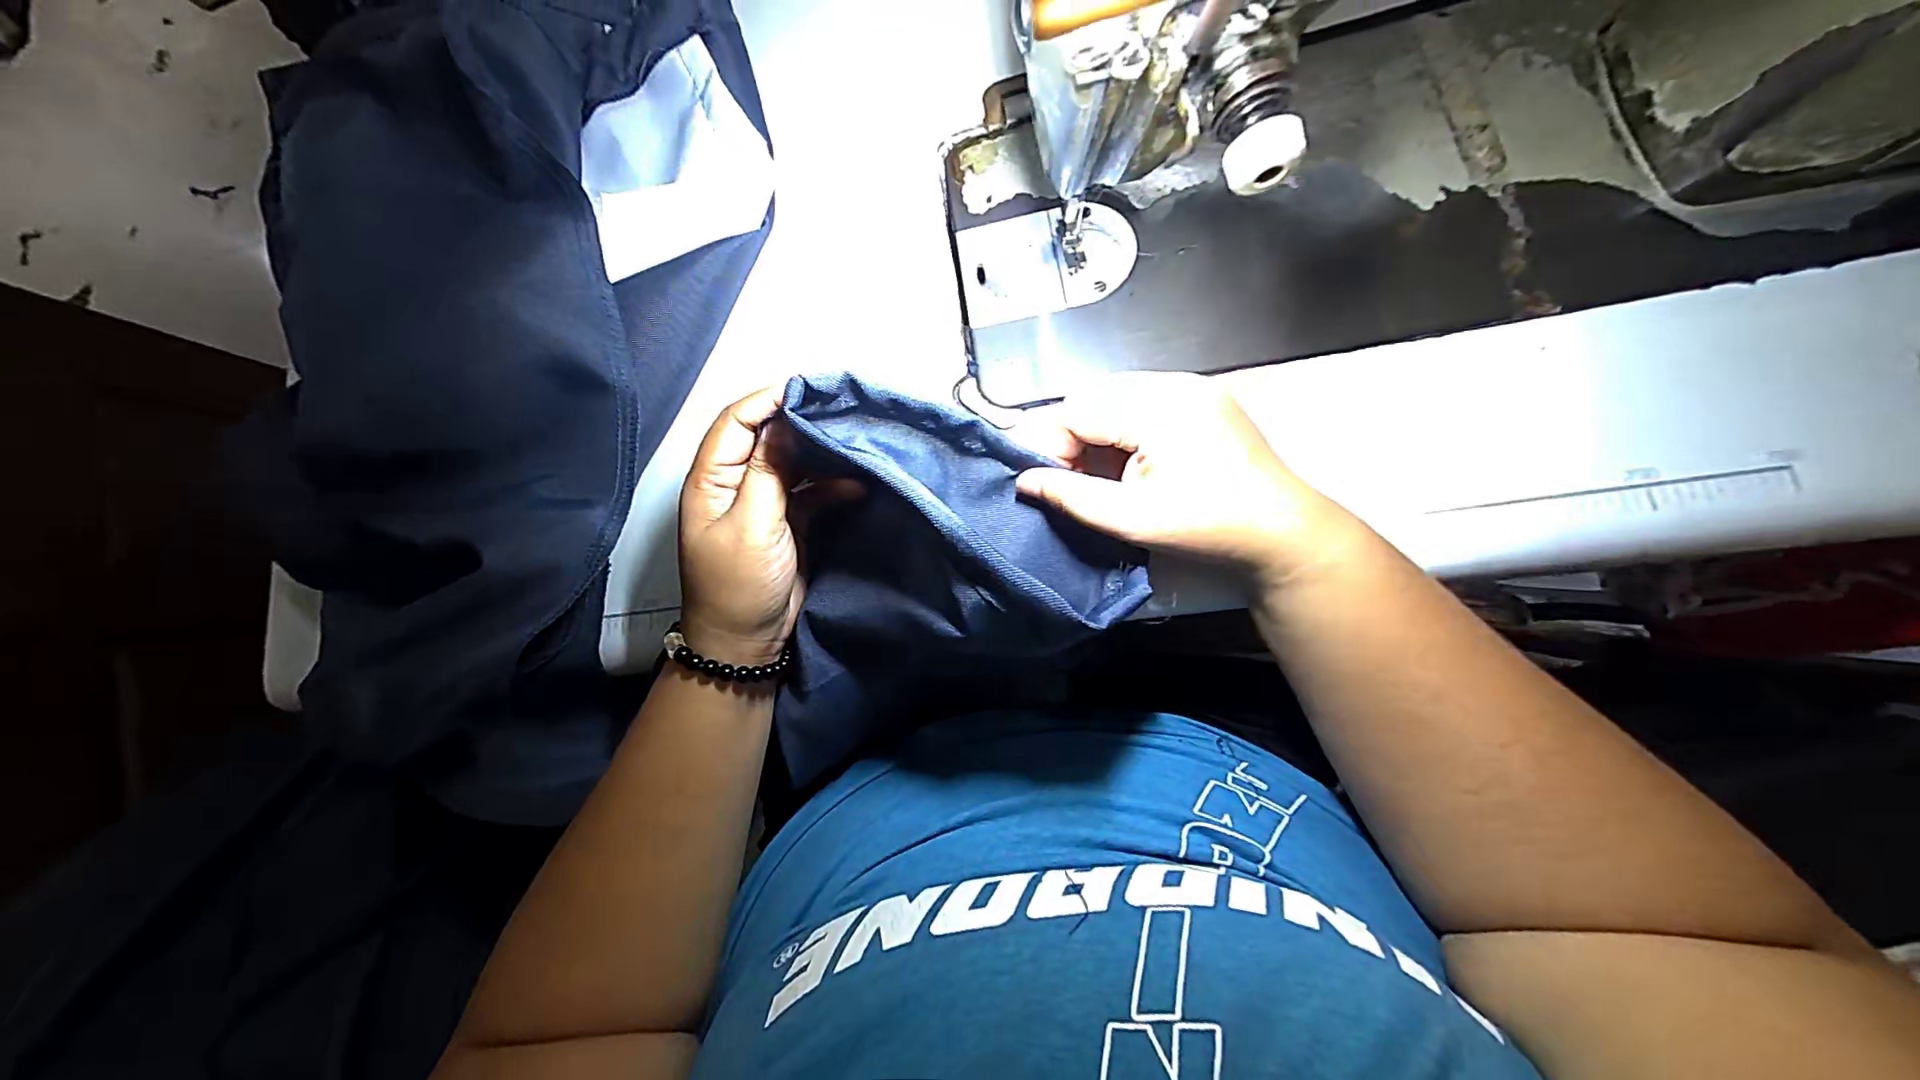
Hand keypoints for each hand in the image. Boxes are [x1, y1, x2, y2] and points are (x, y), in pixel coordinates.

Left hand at [678, 386, 861, 665]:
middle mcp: (735, 485)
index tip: (805, 389)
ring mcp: (764, 504)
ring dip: (821, 455)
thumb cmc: (738, 585)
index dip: (766, 402)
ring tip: (854, 442)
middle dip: (800, 424)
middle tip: (837, 410)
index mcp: (711, 480)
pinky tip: (857, 483)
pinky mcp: (788, 523)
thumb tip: (785, 423)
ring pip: (793, 465)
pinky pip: (811, 493)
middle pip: (767, 439)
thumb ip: (768, 472)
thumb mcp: (752, 525)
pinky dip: (833, 487)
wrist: (747, 642)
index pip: (735, 424)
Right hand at [1013, 373, 1368, 590]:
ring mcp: (1192, 387)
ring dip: (1094, 432)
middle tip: (1066, 479)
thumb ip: (1070, 496)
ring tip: (1097, 475)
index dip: (1048, 443)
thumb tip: (1025, 481)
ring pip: (1115, 398)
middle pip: (1093, 398)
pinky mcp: (1202, 398)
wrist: (1281, 532)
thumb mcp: (1129, 518)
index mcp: (1157, 408)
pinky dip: (1122, 429)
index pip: (1075, 410)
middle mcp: (1174, 384)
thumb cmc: (1208, 527)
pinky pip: (1142, 402)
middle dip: (1069, 436)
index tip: (1040, 479)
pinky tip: (1126, 463)